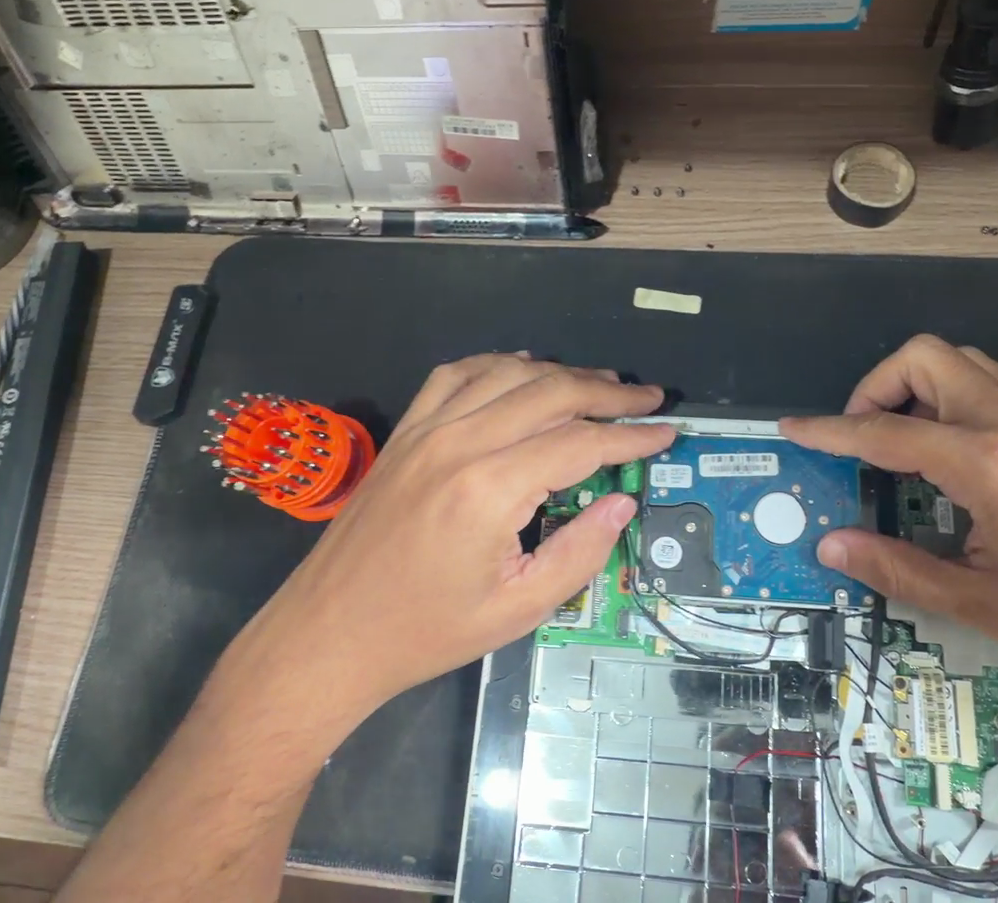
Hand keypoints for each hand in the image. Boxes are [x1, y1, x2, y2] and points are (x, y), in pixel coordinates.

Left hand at [235, 354, 673, 713]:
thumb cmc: (428, 631)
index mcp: (490, 489)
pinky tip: (523, 371)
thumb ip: (580, 552)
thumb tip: (623, 501)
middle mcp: (459, 442)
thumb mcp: (518, 609)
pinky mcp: (405, 432)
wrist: (330, 633)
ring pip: (507, 373)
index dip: (631, 435)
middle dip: (608, 392)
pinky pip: (455, 375)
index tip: (667, 431)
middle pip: (550, 392)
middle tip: (648, 398)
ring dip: (561, 373)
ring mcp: (426, 430)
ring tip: (602, 384)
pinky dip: (498, 365)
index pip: (581, 442)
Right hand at [780, 335, 997, 706]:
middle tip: (861, 439)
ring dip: (919, 388)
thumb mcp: (979, 604)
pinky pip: (996, 390)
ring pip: (965, 365)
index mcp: (986, 462)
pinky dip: (956, 404)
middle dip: (877, 386)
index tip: (792, 428)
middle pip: (926, 357)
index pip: (885, 431)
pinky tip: (959, 465)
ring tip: (903, 446)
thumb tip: (833, 545)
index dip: (829, 430)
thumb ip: (897, 567)